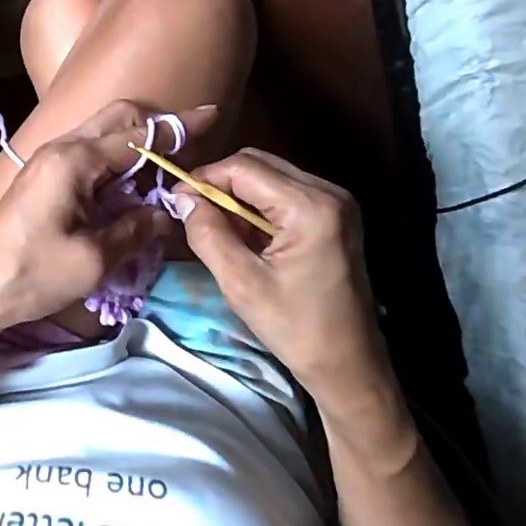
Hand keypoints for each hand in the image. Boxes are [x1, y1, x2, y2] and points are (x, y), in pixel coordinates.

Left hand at [0, 101, 217, 341]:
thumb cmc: (31, 274)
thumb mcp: (94, 260)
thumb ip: (136, 229)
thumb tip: (165, 212)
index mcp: (75, 160)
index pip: (137, 134)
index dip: (177, 128)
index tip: (212, 116)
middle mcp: (61, 148)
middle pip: (118, 119)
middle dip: (156, 126)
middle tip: (189, 149)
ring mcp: (49, 162)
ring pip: (102, 136)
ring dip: (136, 145)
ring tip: (166, 172)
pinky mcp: (43, 179)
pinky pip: (88, 157)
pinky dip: (116, 163)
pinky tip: (130, 188)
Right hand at [175, 149, 385, 385]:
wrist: (348, 363)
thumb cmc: (295, 327)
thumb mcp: (240, 283)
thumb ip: (207, 234)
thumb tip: (182, 198)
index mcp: (310, 207)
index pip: (244, 168)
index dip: (204, 177)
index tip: (176, 200)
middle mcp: (328, 192)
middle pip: (258, 163)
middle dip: (220, 182)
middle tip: (193, 212)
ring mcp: (336, 201)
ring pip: (270, 174)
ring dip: (237, 194)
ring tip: (217, 227)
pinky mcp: (334, 214)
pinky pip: (284, 191)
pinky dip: (257, 204)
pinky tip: (245, 234)